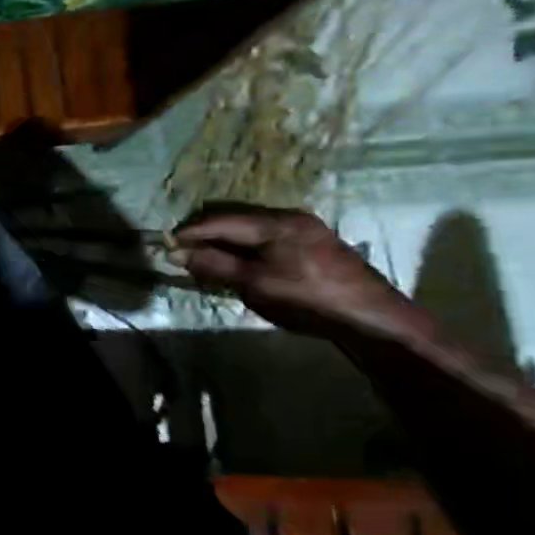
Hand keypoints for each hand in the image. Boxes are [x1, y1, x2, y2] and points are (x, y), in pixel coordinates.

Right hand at [170, 203, 434, 342]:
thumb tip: (178, 252)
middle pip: (233, 217)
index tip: (165, 244)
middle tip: (182, 253)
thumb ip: (215, 264)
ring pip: (249, 226)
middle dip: (204, 233)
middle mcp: (288, 216)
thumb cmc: (306, 299)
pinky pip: (264, 235)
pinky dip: (243, 245)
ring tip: (205, 260)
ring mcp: (303, 227)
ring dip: (223, 240)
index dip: (189, 231)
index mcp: (274, 222)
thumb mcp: (254, 284)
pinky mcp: (311, 242)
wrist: (369, 317)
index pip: (219, 220)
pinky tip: (237, 263)